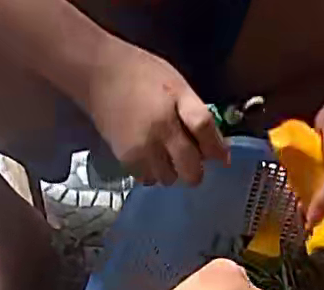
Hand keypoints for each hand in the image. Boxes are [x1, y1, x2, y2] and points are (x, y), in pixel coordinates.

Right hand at [83, 43, 229, 186]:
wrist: (100, 76)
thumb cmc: (142, 76)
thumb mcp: (176, 85)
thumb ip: (196, 114)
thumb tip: (216, 146)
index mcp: (174, 108)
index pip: (204, 131)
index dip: (217, 149)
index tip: (223, 160)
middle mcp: (159, 134)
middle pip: (189, 170)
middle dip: (194, 171)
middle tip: (191, 162)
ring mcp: (142, 151)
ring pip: (169, 179)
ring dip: (171, 172)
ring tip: (164, 154)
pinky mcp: (127, 161)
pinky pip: (149, 179)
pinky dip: (153, 173)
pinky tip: (149, 156)